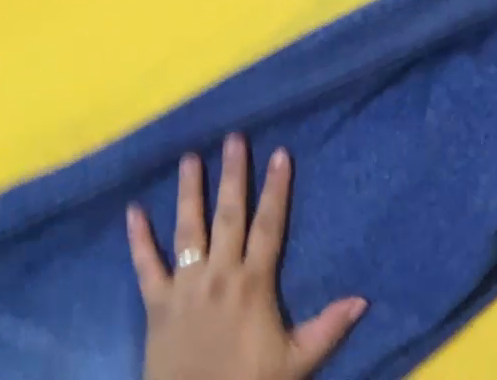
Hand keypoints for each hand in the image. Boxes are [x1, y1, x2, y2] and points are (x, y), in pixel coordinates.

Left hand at [128, 134, 366, 379]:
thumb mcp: (295, 362)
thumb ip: (328, 328)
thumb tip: (363, 300)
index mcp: (254, 283)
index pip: (269, 226)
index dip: (276, 189)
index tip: (280, 153)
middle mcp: (219, 274)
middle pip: (229, 215)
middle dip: (234, 175)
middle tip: (234, 138)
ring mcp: (185, 285)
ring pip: (188, 229)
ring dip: (189, 192)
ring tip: (190, 158)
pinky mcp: (156, 302)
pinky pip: (146, 265)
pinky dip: (138, 238)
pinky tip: (133, 210)